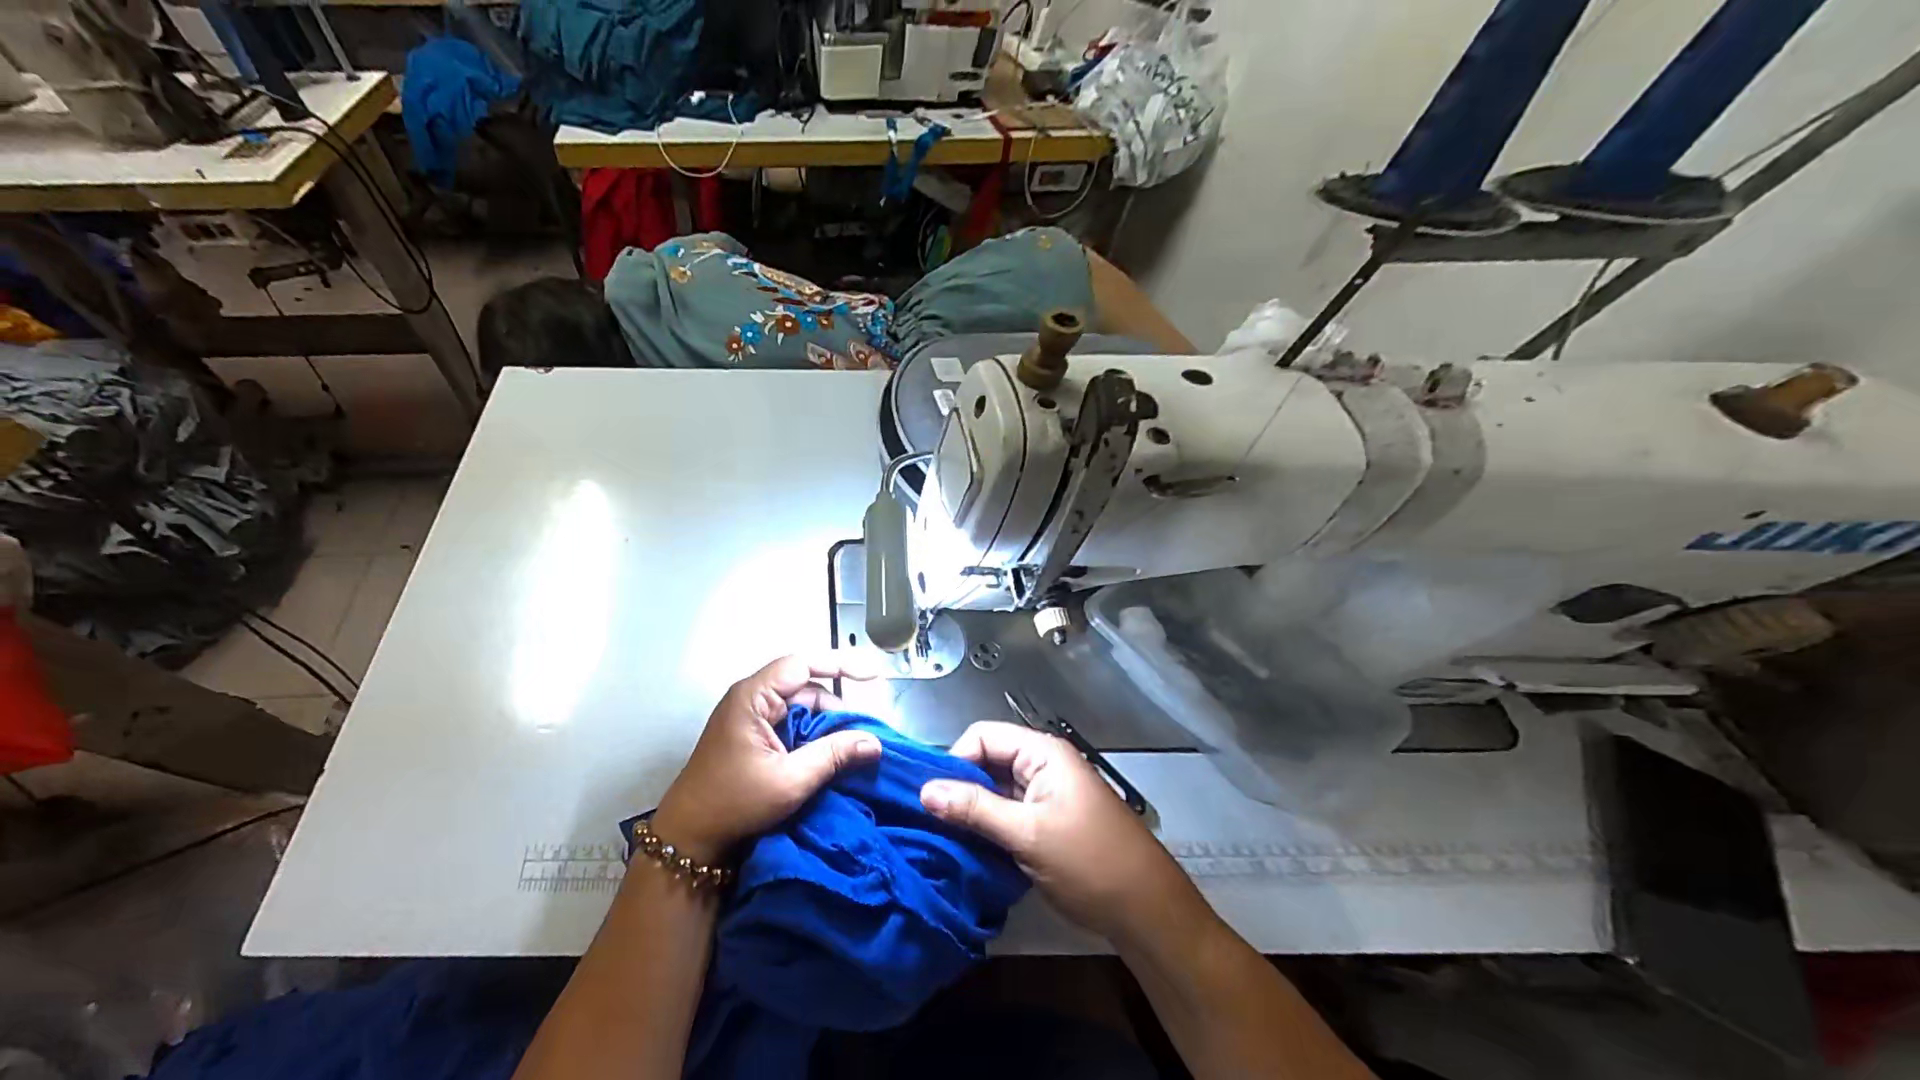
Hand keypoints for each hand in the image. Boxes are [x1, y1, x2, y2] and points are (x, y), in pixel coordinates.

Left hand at [652, 655, 881, 863]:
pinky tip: (835, 753)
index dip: (839, 664)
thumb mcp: (789, 781)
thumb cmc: (734, 804)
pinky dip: (814, 736)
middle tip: (867, 730)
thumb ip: (833, 756)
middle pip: (805, 688)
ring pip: (802, 709)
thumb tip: (874, 742)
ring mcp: (752, 719)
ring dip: (828, 724)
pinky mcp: (755, 738)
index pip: (802, 665)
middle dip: (837, 706)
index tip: (871, 676)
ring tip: (856, 746)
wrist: (689, 840)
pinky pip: (792, 726)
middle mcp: (752, 700)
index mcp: (752, 698)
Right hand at [919, 721, 1205, 945]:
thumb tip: (924, 790)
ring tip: (945, 837)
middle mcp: (1043, 765)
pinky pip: (1008, 812)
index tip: (933, 798)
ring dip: (973, 811)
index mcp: (1043, 753)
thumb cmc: (1089, 862)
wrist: (1146, 910)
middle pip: (987, 761)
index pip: (983, 736)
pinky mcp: (1047, 822)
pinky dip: (989, 827)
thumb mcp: (1027, 834)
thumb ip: (975, 809)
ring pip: (995, 789)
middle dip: (960, 787)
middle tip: (933, 821)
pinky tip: (971, 849)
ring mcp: (1047, 794)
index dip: (956, 760)